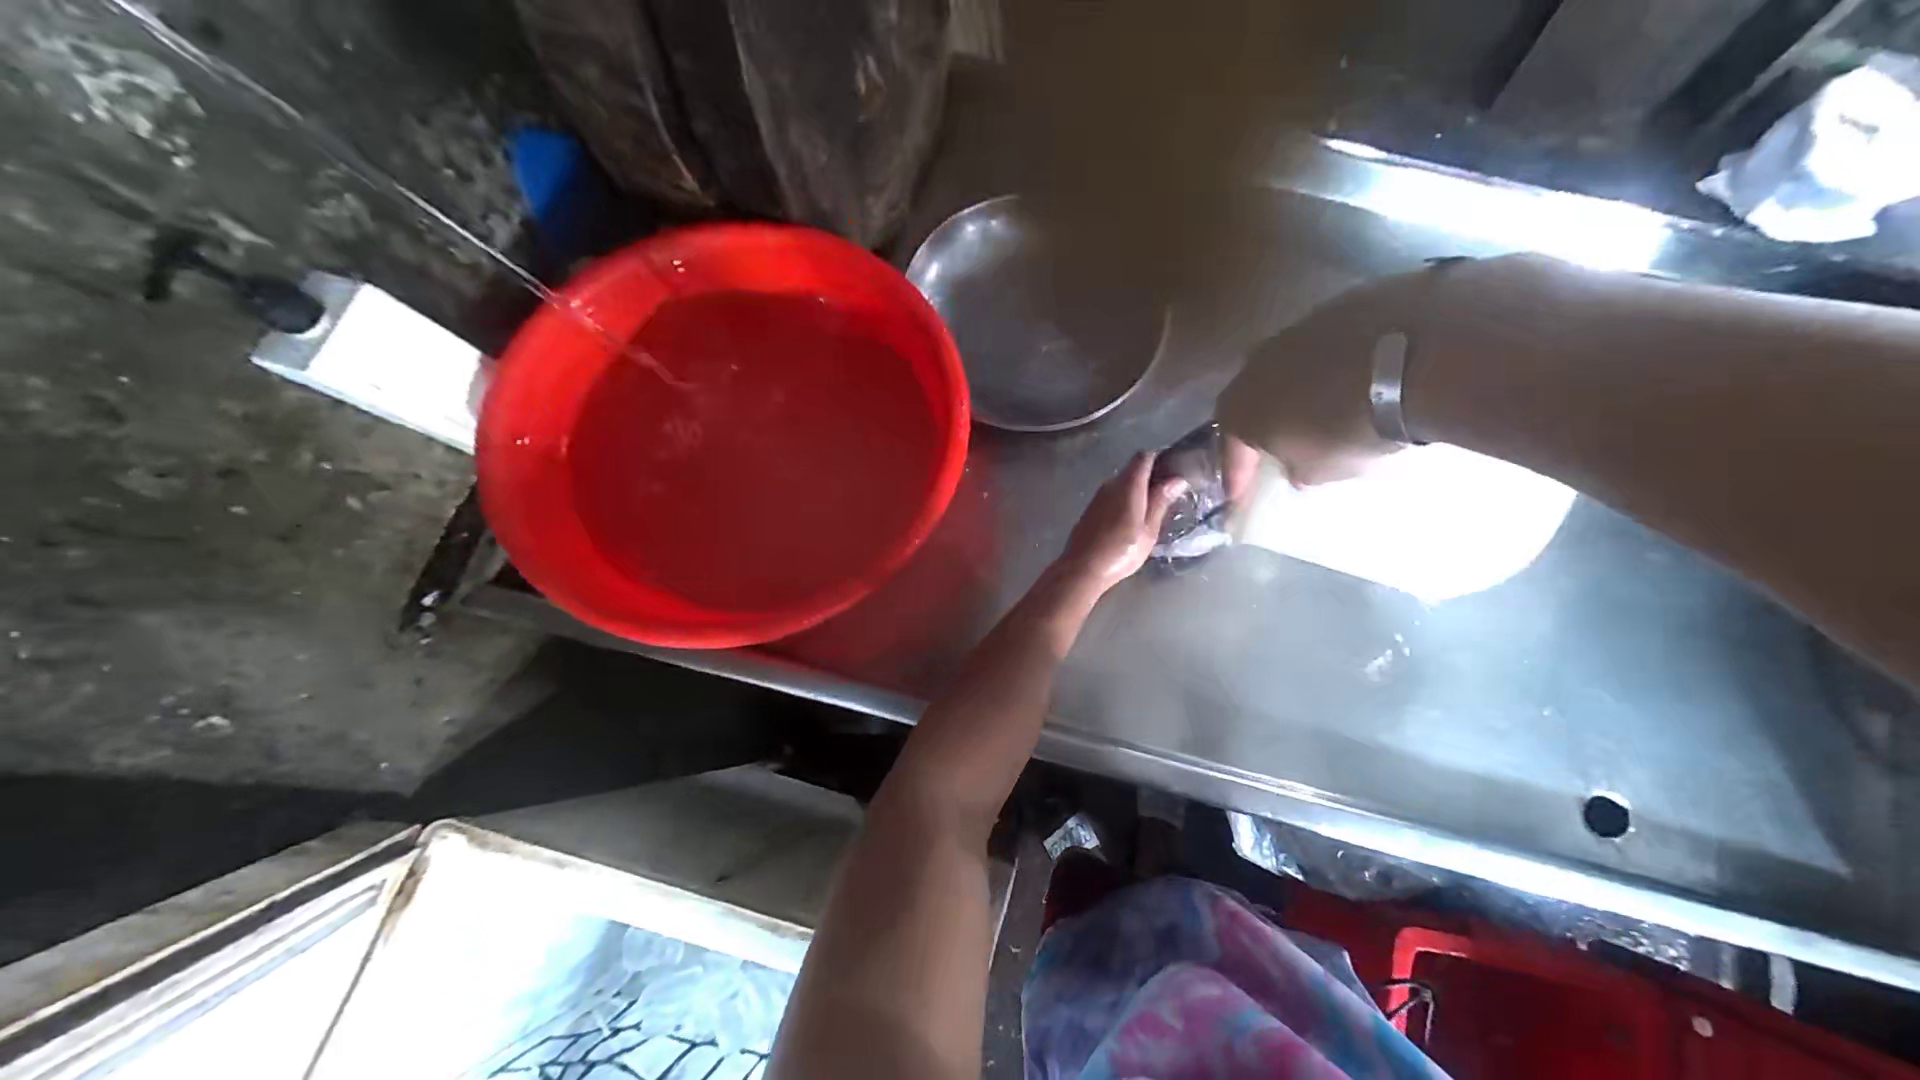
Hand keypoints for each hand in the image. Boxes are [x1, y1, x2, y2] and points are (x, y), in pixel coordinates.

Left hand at [1057, 452, 1186, 591]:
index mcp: (1128, 485)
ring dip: (1136, 491)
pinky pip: (1112, 496)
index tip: (1173, 473)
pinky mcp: (1090, 509)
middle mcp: (1110, 484)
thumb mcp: (1148, 529)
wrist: (1082, 568)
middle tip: (1167, 497)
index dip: (1160, 460)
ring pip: (1122, 484)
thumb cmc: (1122, 551)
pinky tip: (1130, 521)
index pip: (1144, 457)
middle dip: (1150, 478)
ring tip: (1151, 511)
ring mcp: (1098, 496)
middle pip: (1133, 469)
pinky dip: (1123, 501)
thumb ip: (1160, 501)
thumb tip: (1176, 479)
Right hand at [1215, 270, 1431, 485]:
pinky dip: (1337, 367)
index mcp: (1238, 410)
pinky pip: (1328, 349)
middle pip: (1254, 401)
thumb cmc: (1350, 429)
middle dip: (1265, 424)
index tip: (1239, 497)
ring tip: (1329, 409)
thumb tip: (1297, 464)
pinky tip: (1362, 380)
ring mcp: (1294, 331)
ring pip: (1289, 370)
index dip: (1237, 475)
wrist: (1412, 358)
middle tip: (1282, 445)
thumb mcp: (1319, 470)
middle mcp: (1253, 366)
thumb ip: (1298, 468)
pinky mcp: (1338, 307)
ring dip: (1302, 391)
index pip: (1230, 451)